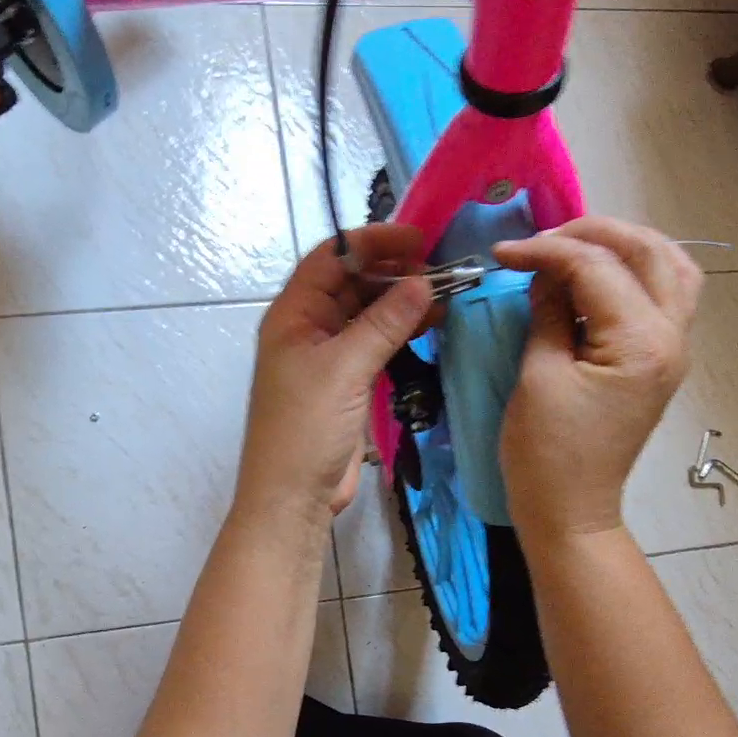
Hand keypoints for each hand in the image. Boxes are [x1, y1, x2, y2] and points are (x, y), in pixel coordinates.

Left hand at [237, 224, 436, 521]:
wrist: (293, 496)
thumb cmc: (306, 428)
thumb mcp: (344, 369)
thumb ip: (384, 323)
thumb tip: (424, 283)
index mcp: (292, 315)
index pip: (330, 258)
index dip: (371, 242)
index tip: (417, 240)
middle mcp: (308, 329)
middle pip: (351, 283)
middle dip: (392, 272)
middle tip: (440, 271)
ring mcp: (327, 358)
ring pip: (367, 314)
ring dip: (401, 302)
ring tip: (444, 296)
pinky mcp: (346, 384)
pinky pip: (375, 344)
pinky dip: (400, 332)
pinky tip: (431, 324)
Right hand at [492, 217, 702, 540]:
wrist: (570, 512)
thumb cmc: (545, 455)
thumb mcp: (537, 377)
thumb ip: (546, 313)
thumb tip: (544, 273)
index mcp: (640, 342)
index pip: (596, 267)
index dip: (546, 250)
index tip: (502, 253)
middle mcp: (671, 336)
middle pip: (648, 251)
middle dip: (593, 233)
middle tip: (542, 240)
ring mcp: (673, 349)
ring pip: (670, 267)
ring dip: (625, 246)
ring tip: (575, 248)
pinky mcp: (660, 361)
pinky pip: (664, 296)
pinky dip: (634, 273)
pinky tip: (596, 279)